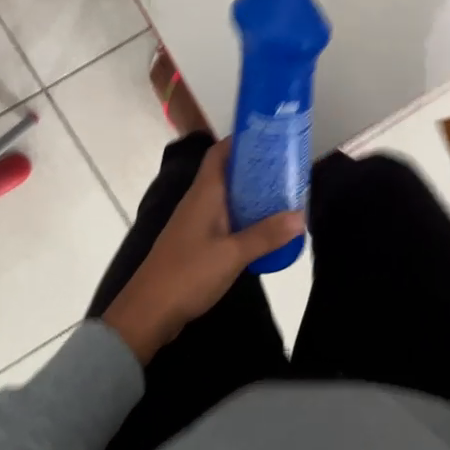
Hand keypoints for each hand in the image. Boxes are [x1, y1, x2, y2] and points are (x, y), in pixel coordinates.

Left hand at [100, 139, 304, 362]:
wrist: (148, 312)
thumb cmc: (188, 273)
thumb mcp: (232, 254)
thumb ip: (266, 235)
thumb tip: (301, 215)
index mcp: (205, 193)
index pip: (220, 152)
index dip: (242, 140)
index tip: (271, 137)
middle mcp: (199, 202)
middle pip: (228, 174)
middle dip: (256, 168)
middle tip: (289, 168)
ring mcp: (196, 224)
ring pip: (228, 199)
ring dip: (252, 195)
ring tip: (284, 196)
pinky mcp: (197, 245)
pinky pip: (225, 221)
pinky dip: (245, 219)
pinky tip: (265, 230)